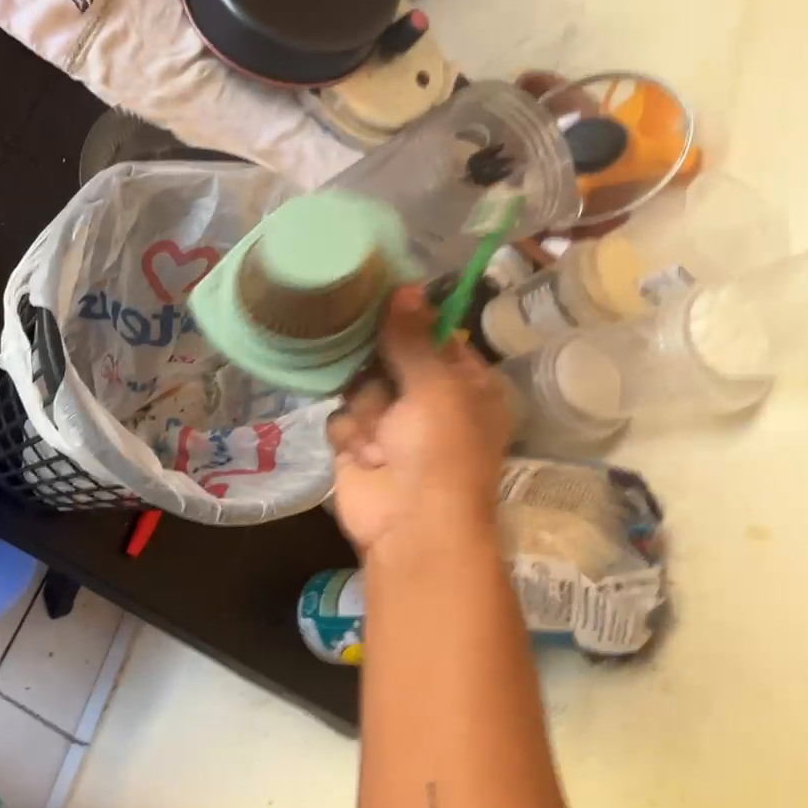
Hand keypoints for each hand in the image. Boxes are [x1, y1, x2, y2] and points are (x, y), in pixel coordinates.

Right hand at [325, 286, 509, 557]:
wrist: (411, 522)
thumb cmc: (441, 451)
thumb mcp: (435, 387)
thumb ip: (411, 337)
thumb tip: (404, 285)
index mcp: (466, 382)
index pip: (433, 336)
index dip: (408, 321)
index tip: (378, 302)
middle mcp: (428, 399)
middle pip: (386, 358)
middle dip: (377, 371)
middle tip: (383, 381)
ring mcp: (390, 424)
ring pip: (358, 388)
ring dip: (366, 410)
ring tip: (380, 438)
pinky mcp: (357, 446)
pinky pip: (341, 420)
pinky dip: (350, 436)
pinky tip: (364, 454)